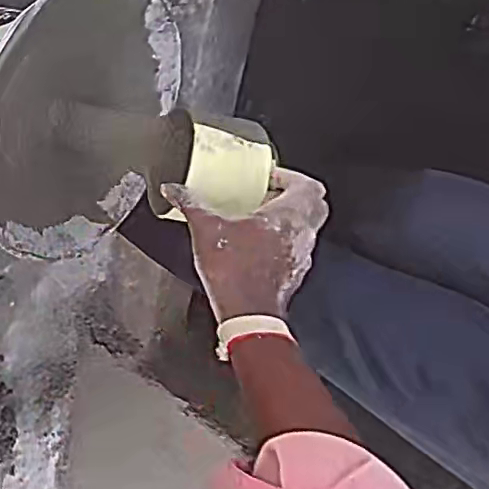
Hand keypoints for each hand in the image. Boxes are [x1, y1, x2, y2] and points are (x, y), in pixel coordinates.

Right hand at [163, 168, 328, 322]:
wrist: (247, 312)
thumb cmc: (234, 272)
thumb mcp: (205, 229)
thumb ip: (190, 203)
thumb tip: (173, 189)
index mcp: (287, 218)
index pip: (310, 187)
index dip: (292, 176)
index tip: (270, 176)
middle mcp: (301, 235)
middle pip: (315, 205)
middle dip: (294, 193)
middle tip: (268, 190)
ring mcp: (301, 254)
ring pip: (307, 226)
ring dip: (288, 215)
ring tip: (257, 213)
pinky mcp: (295, 270)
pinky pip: (296, 245)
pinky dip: (282, 236)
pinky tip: (255, 239)